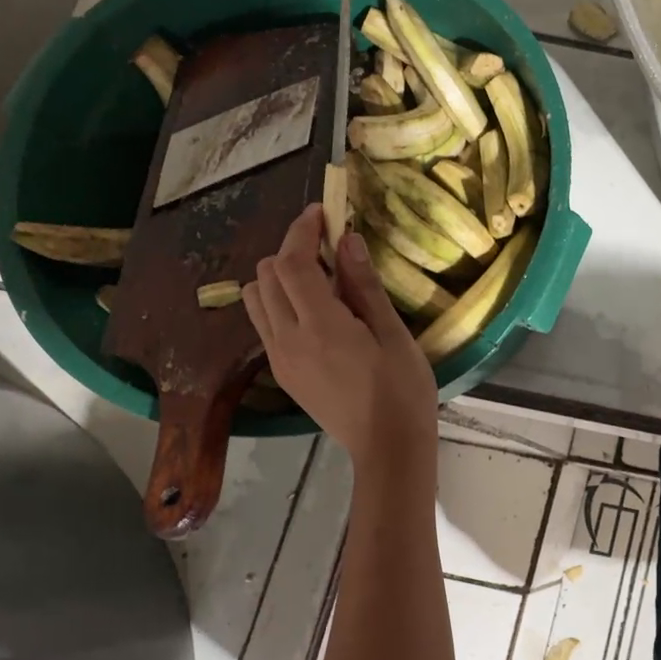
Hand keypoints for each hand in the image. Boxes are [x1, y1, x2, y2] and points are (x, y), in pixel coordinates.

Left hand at [244, 205, 439, 466]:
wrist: (387, 446)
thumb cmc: (404, 390)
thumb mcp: (394, 335)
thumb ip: (365, 287)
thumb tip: (347, 241)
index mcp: (321, 327)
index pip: (292, 264)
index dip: (302, 231)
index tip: (321, 212)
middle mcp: (287, 339)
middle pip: (266, 275)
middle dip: (293, 252)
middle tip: (331, 251)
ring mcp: (279, 358)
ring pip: (256, 298)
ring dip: (281, 278)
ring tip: (321, 282)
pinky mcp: (281, 372)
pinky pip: (265, 323)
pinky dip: (281, 303)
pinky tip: (317, 313)